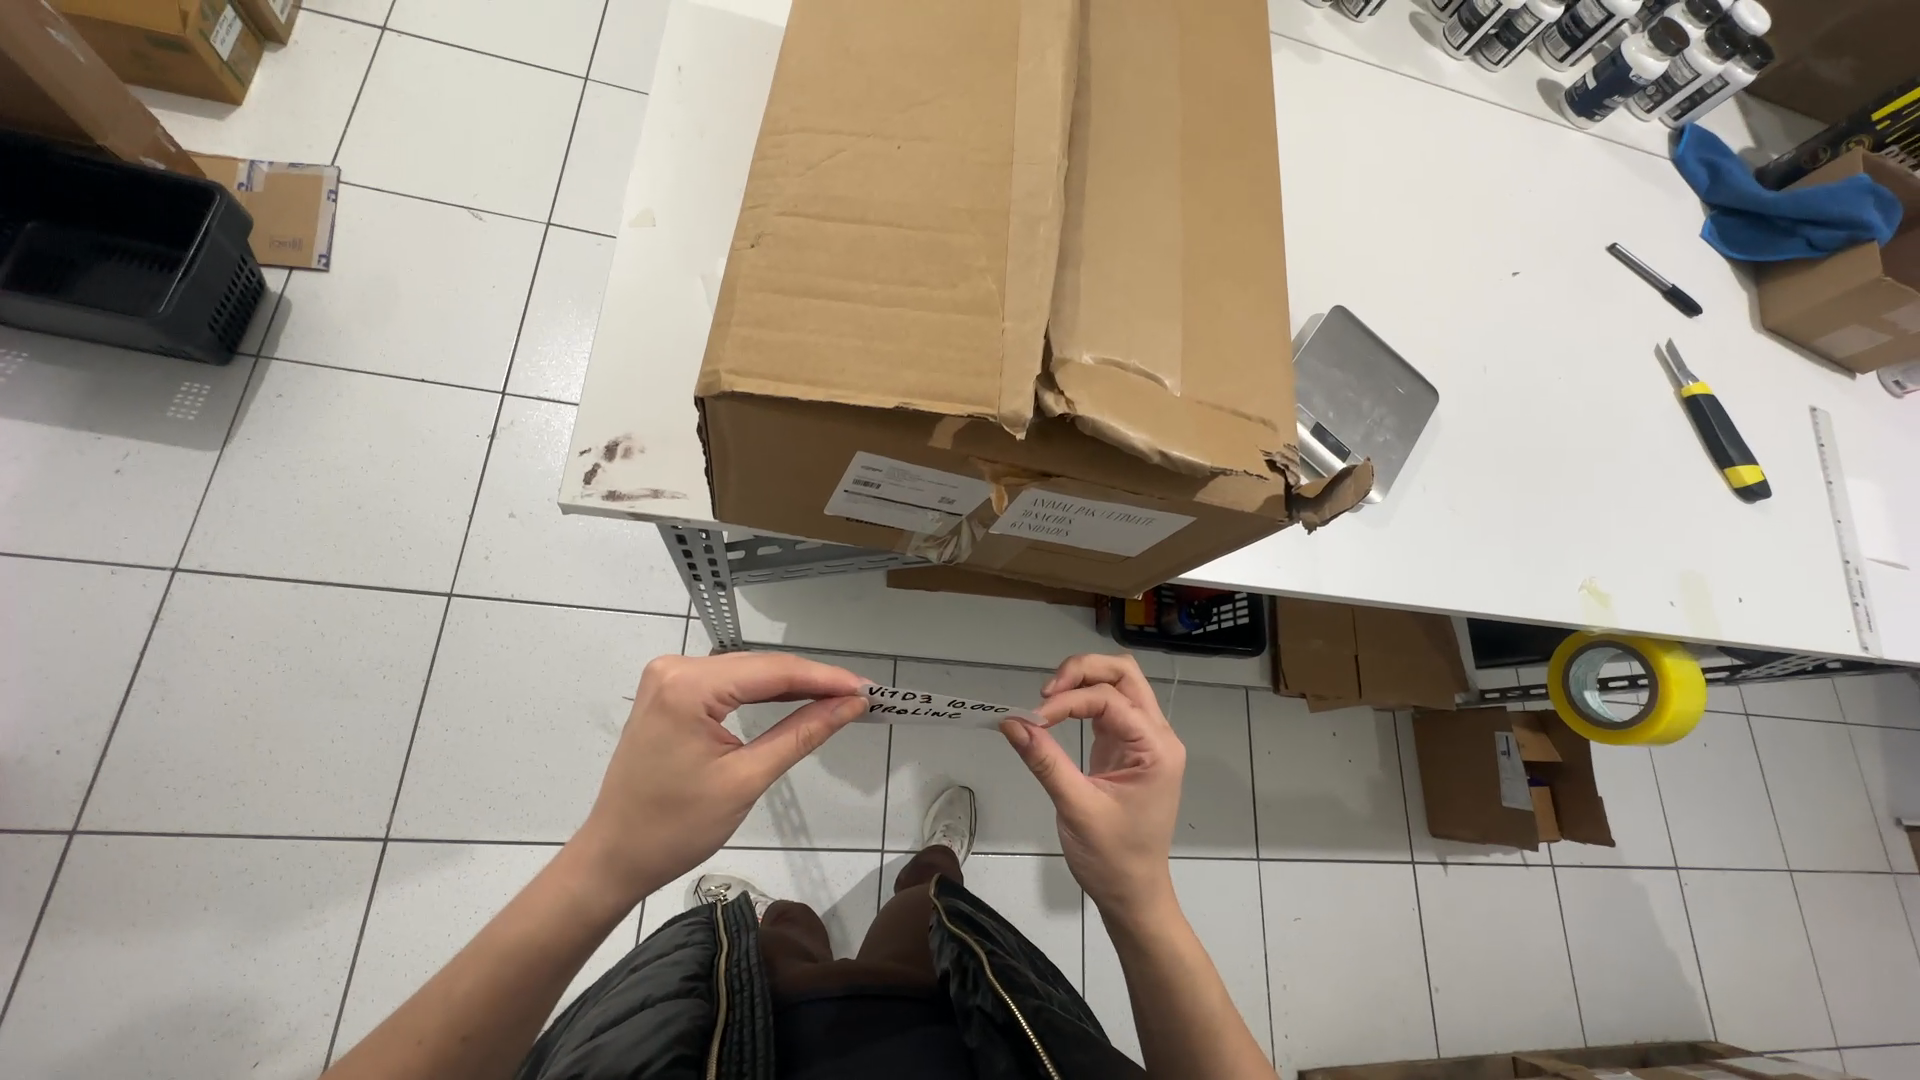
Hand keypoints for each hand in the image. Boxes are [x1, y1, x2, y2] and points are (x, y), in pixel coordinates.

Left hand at [570, 652, 869, 904]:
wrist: (613, 857)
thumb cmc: (676, 828)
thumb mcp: (746, 779)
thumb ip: (802, 733)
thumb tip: (850, 705)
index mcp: (688, 686)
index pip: (773, 671)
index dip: (825, 678)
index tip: (868, 689)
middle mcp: (675, 667)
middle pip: (760, 666)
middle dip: (812, 680)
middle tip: (860, 697)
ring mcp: (669, 677)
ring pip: (747, 672)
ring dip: (791, 685)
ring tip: (839, 698)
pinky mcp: (669, 692)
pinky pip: (728, 684)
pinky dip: (763, 693)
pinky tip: (796, 699)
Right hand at [1000, 653, 1184, 920]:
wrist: (1133, 893)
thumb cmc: (1113, 858)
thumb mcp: (1077, 809)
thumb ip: (1045, 761)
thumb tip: (1011, 722)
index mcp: (1156, 749)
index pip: (1111, 700)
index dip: (1069, 700)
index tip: (1034, 719)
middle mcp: (1156, 736)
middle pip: (1124, 674)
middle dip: (1083, 671)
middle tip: (1045, 692)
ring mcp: (1142, 740)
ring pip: (1117, 684)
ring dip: (1082, 682)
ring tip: (1047, 701)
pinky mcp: (1124, 747)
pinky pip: (1107, 707)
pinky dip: (1080, 701)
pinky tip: (1055, 714)